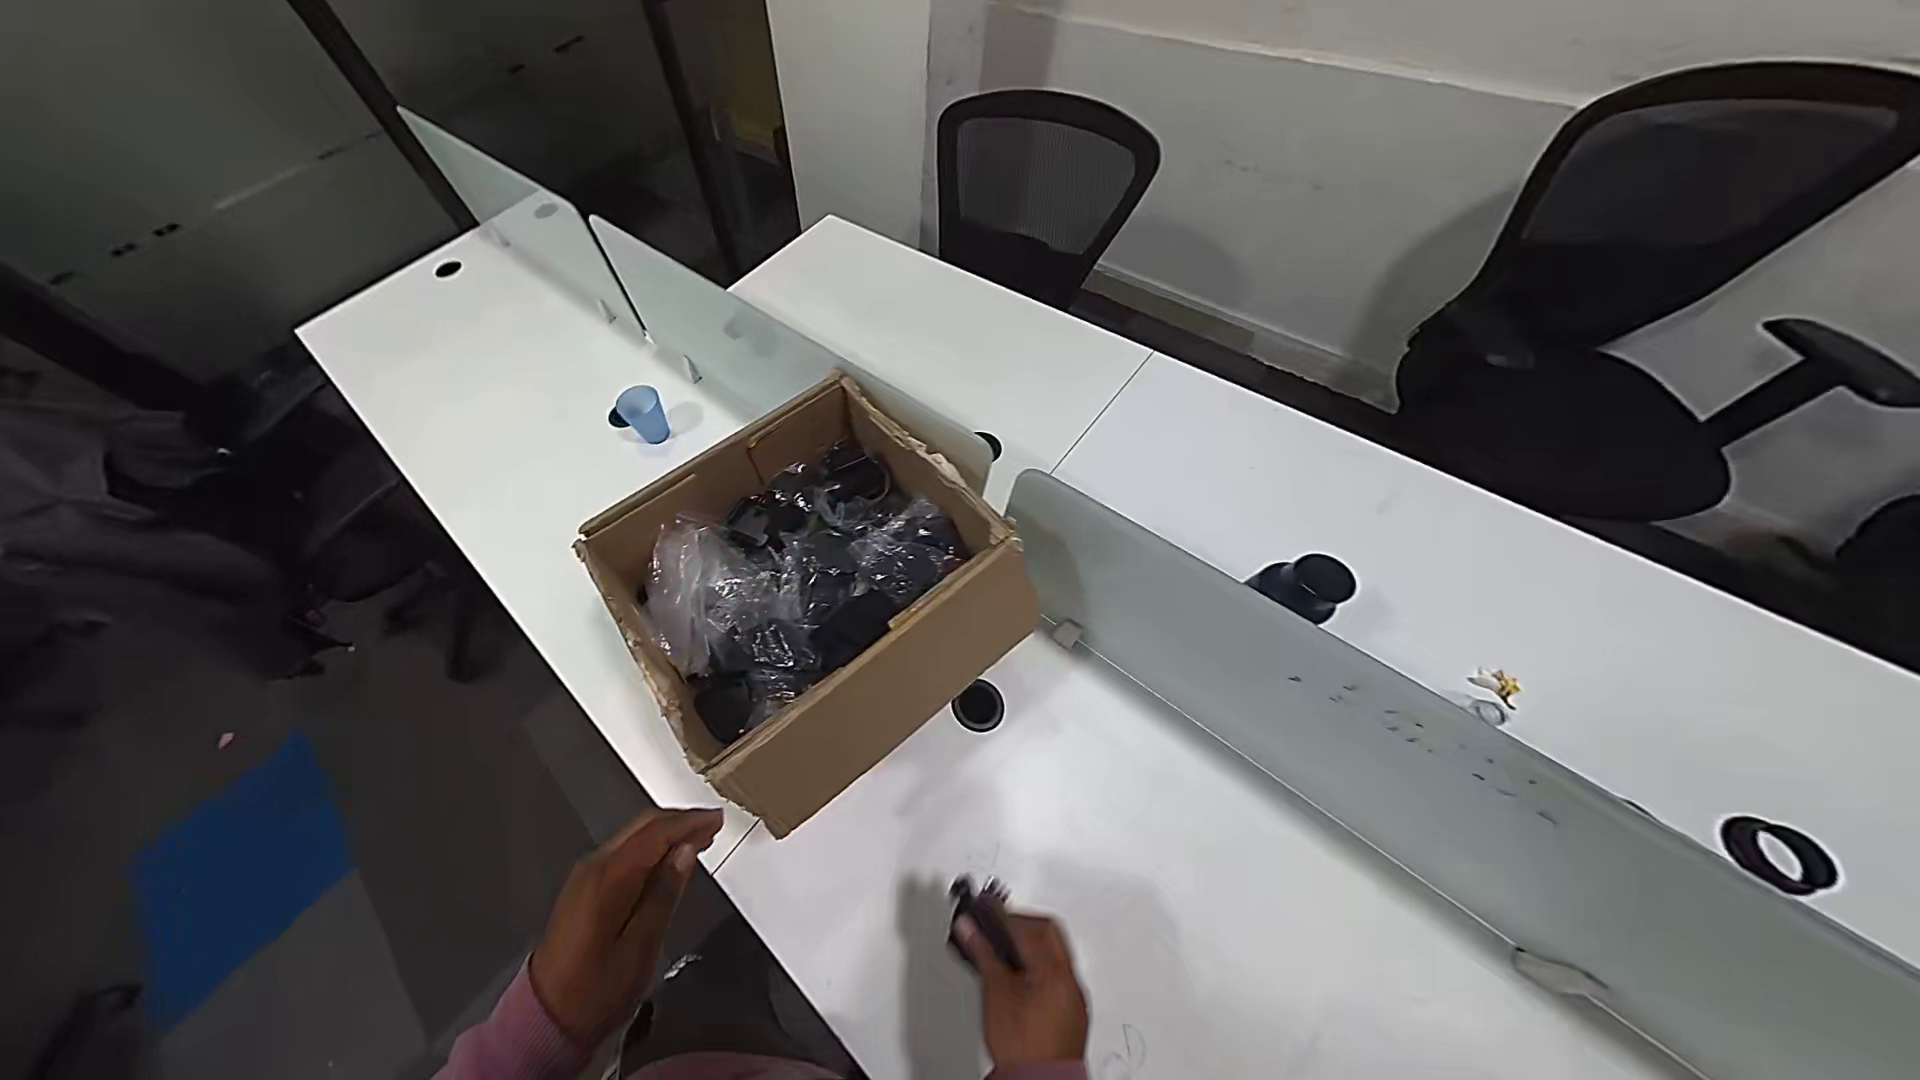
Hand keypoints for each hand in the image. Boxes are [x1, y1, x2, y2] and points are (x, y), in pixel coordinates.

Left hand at [529, 808, 724, 1044]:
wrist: (542, 1024)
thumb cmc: (592, 993)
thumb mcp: (641, 946)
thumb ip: (665, 892)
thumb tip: (685, 853)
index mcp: (609, 878)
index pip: (658, 831)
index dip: (692, 821)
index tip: (716, 820)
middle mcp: (593, 869)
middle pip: (644, 825)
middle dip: (681, 820)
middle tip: (712, 825)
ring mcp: (584, 877)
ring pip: (634, 834)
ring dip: (668, 832)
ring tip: (697, 839)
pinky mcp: (582, 888)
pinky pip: (624, 850)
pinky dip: (652, 845)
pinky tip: (667, 857)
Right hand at [954, 902, 1088, 1067]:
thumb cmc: (1023, 1047)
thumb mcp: (994, 991)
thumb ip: (982, 953)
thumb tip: (968, 927)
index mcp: (1054, 968)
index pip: (1029, 925)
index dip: (1004, 915)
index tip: (987, 909)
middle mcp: (1069, 980)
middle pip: (1049, 934)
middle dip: (1023, 925)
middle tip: (1000, 926)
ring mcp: (1074, 998)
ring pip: (1056, 955)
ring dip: (1033, 947)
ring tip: (1008, 951)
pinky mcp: (1074, 1015)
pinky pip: (1060, 978)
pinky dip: (1041, 969)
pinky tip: (1024, 979)